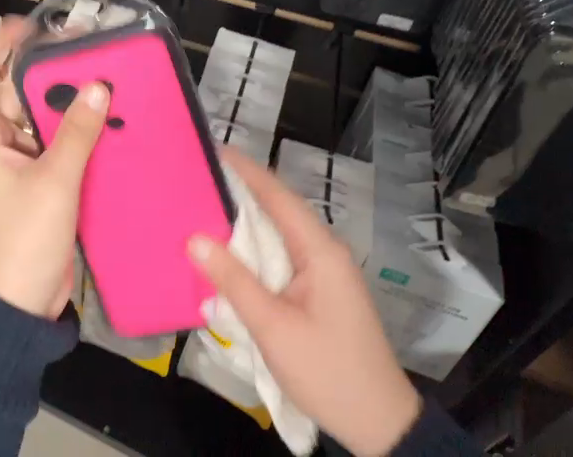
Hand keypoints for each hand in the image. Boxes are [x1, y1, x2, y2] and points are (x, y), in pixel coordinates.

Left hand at [0, 18, 111, 318]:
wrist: (23, 301)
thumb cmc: (25, 235)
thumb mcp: (54, 180)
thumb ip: (76, 133)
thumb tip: (97, 86)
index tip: (22, 23)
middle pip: (17, 95)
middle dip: (43, 70)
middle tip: (77, 43)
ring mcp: (20, 163)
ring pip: (40, 119)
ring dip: (63, 100)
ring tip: (96, 71)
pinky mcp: (42, 182)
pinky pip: (56, 144)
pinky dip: (75, 130)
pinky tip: (103, 114)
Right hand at [189, 151, 422, 456]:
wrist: (379, 425)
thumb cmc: (328, 371)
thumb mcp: (274, 328)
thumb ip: (234, 280)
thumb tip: (194, 237)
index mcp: (319, 250)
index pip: (276, 195)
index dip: (243, 169)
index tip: (208, 148)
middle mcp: (323, 251)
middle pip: (275, 209)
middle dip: (235, 191)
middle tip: (192, 177)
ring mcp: (322, 272)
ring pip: (275, 234)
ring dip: (240, 222)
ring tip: (197, 205)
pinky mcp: (316, 292)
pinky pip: (277, 257)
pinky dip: (249, 249)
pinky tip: (222, 252)